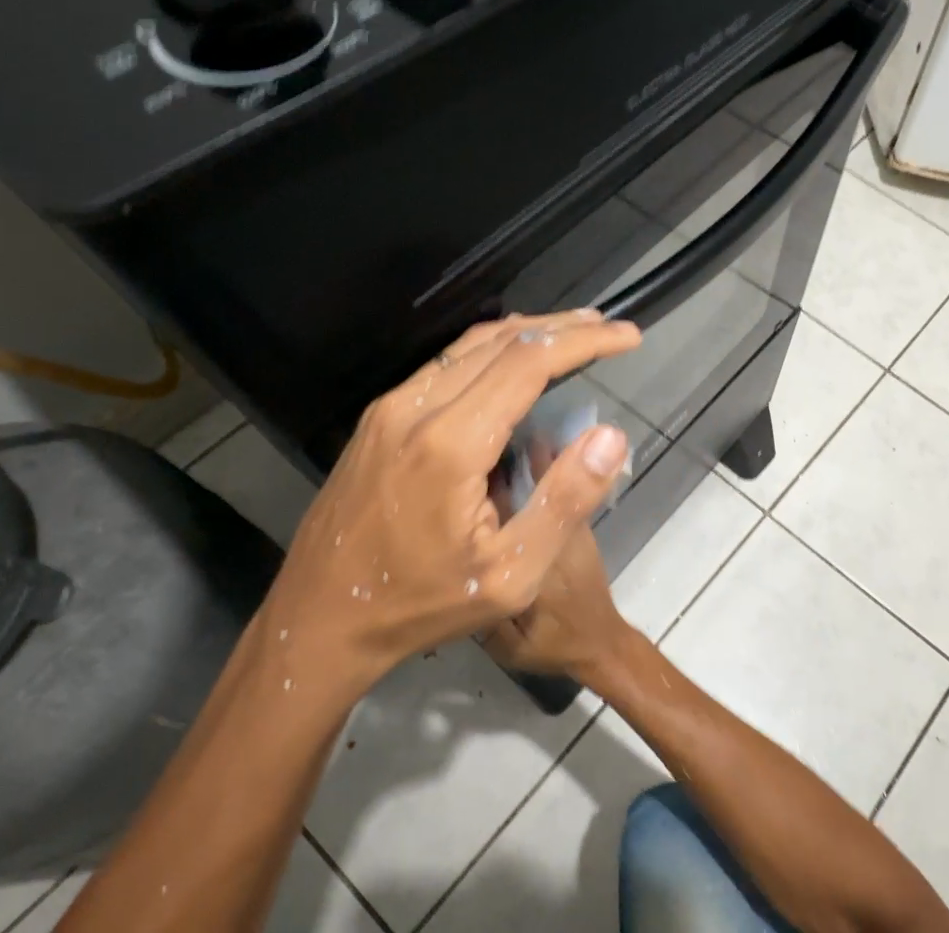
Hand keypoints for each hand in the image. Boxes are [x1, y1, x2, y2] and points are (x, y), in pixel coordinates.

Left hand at [258, 310, 641, 693]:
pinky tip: (512, 368)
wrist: (319, 619)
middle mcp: (415, 408)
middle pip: (500, 341)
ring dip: (525, 336)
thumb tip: (611, 437)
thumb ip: (564, 502)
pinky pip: (443, 367)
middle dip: (561, 329)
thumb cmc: (421, 604)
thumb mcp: (510, 575)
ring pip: (467, 348)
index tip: (629, 337)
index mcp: (451, 442)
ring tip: (572, 335)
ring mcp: (389, 410)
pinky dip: (490, 355)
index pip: (529, 363)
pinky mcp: (378, 421)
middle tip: (608, 329)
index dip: (585, 342)